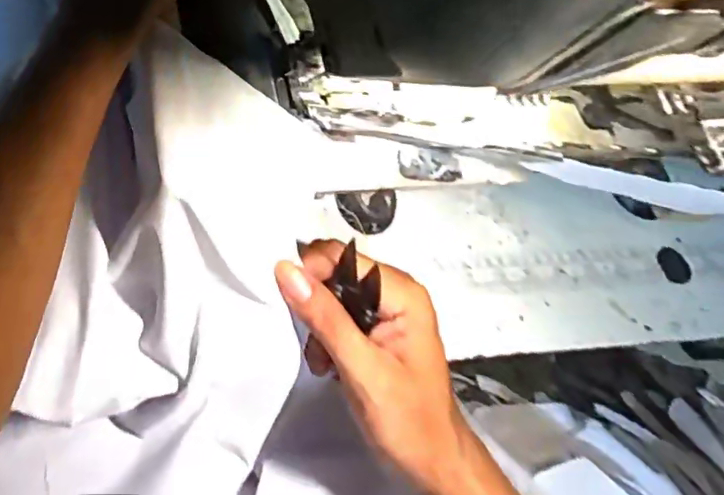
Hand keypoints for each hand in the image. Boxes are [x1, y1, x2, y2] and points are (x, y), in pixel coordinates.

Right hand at [276, 241, 514, 494]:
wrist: (436, 467)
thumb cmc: (411, 423)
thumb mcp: (363, 370)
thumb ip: (325, 317)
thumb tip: (287, 270)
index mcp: (401, 292)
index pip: (340, 256)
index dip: (312, 273)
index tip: (296, 306)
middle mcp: (393, 291)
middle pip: (333, 270)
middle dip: (313, 301)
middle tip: (313, 338)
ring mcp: (384, 308)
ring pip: (329, 290)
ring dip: (316, 322)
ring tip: (323, 358)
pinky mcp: (373, 325)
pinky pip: (334, 309)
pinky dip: (323, 333)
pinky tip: (328, 361)